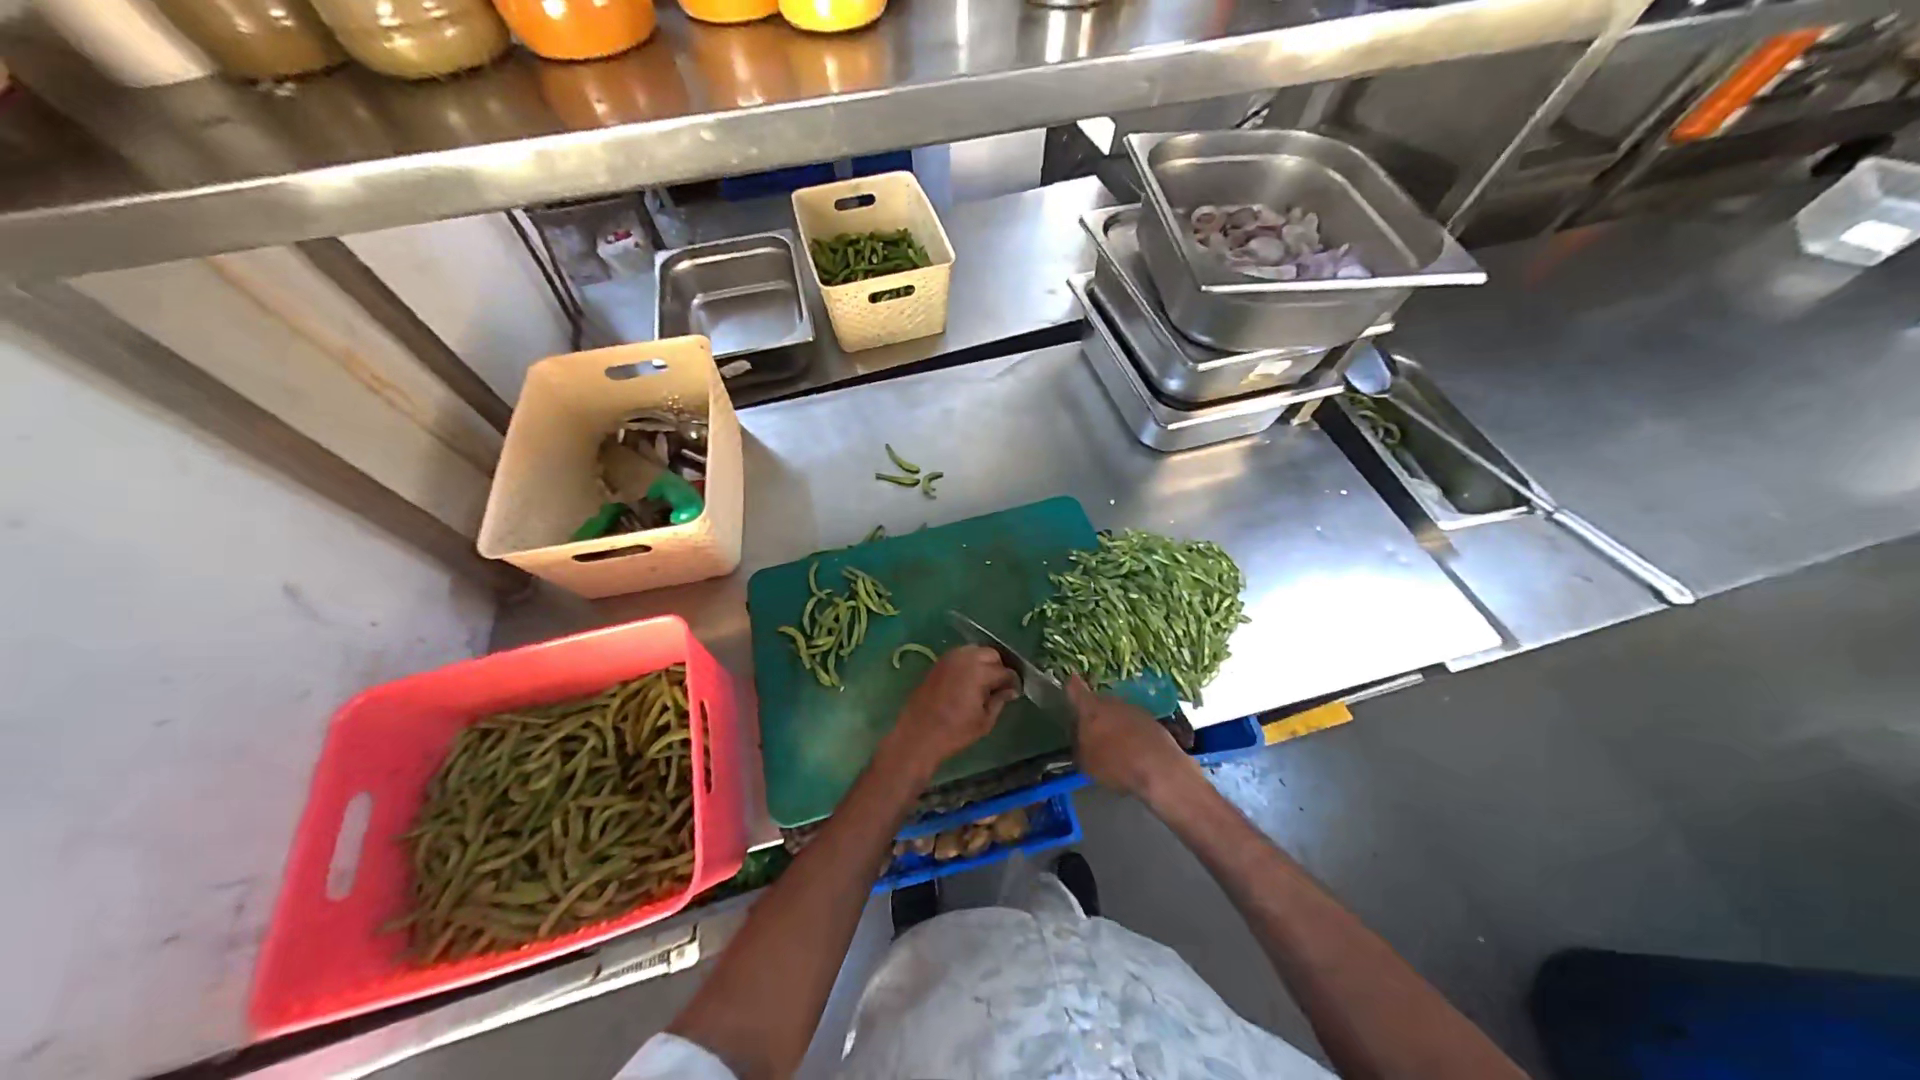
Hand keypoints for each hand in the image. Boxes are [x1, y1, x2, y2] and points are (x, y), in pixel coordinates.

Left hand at [882, 646, 1019, 777]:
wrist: (918, 734)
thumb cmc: (954, 732)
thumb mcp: (984, 721)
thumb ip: (999, 700)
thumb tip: (1010, 690)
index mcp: (979, 672)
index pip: (1005, 671)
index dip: (1013, 682)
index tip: (1014, 692)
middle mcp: (965, 658)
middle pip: (991, 654)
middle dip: (998, 667)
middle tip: (999, 686)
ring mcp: (949, 658)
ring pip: (975, 651)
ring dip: (983, 663)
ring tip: (984, 682)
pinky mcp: (938, 663)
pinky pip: (960, 656)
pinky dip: (968, 663)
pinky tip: (968, 680)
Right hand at [1068, 676, 1196, 798]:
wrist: (1159, 768)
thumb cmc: (1115, 763)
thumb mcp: (1085, 761)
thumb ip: (1079, 745)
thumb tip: (1080, 738)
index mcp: (1090, 709)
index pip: (1076, 690)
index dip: (1072, 685)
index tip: (1070, 679)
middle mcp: (1112, 702)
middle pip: (1098, 703)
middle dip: (1094, 714)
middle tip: (1091, 732)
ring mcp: (1134, 709)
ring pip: (1117, 713)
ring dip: (1114, 724)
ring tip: (1113, 746)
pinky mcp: (1152, 720)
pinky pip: (1134, 724)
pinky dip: (1131, 734)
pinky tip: (1132, 752)